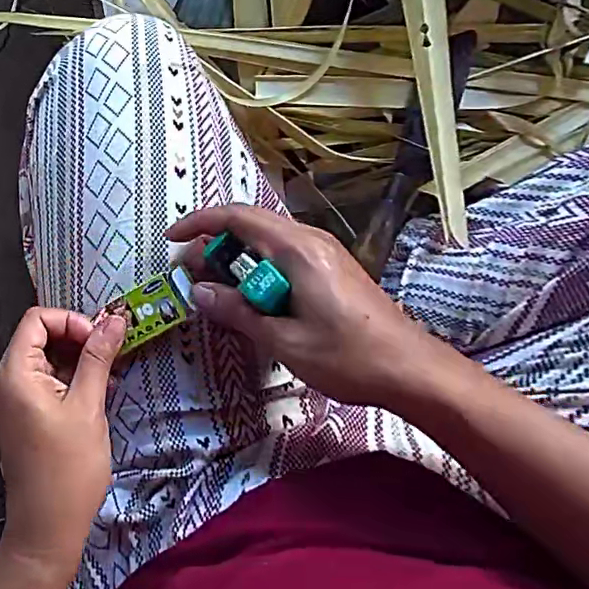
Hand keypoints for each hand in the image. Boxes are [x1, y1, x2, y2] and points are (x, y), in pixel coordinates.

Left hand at [0, 306, 125, 575]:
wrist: (47, 530)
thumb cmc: (68, 469)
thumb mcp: (88, 407)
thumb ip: (98, 357)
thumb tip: (115, 318)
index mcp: (14, 372)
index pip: (36, 319)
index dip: (70, 321)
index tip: (100, 339)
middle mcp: (4, 379)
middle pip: (38, 335)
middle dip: (76, 338)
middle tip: (109, 356)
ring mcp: (10, 397)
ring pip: (43, 357)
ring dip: (76, 359)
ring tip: (107, 376)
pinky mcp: (19, 413)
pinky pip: (42, 379)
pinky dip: (68, 377)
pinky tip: (95, 391)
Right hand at [168, 204, 473, 411]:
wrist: (415, 371)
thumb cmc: (350, 357)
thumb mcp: (285, 340)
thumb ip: (238, 312)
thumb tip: (199, 292)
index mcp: (296, 249)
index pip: (236, 217)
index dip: (199, 223)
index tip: (173, 239)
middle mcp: (308, 239)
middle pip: (249, 223)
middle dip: (214, 243)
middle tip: (193, 274)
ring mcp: (323, 250)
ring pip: (265, 238)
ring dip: (235, 256)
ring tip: (218, 287)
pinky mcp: (330, 266)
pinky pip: (282, 252)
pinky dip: (257, 265)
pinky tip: (254, 295)